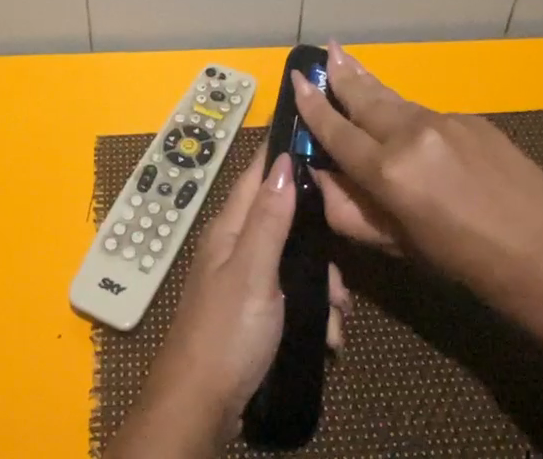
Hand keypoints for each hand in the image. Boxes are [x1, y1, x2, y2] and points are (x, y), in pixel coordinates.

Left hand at [109, 146, 350, 458]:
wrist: (200, 405)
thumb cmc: (227, 332)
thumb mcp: (253, 271)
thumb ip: (269, 219)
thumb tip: (283, 159)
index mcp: (229, 228)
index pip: (257, 174)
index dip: (283, 153)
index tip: (319, 137)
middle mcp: (236, 246)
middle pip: (286, 220)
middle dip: (320, 243)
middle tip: (342, 276)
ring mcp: (246, 280)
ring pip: (296, 261)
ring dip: (323, 285)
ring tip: (338, 315)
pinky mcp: (256, 311)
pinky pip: (293, 295)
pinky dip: (315, 311)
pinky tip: (328, 336)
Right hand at [292, 41, 542, 321]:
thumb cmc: (470, 266)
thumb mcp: (401, 247)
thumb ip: (354, 211)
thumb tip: (324, 180)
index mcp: (389, 171)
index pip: (336, 130)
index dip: (312, 105)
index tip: (296, 78)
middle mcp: (412, 134)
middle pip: (365, 96)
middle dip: (340, 74)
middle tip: (324, 50)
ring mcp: (446, 122)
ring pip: (395, 99)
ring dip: (369, 84)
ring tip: (348, 61)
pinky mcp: (474, 121)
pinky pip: (426, 114)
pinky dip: (406, 113)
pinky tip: (406, 122)